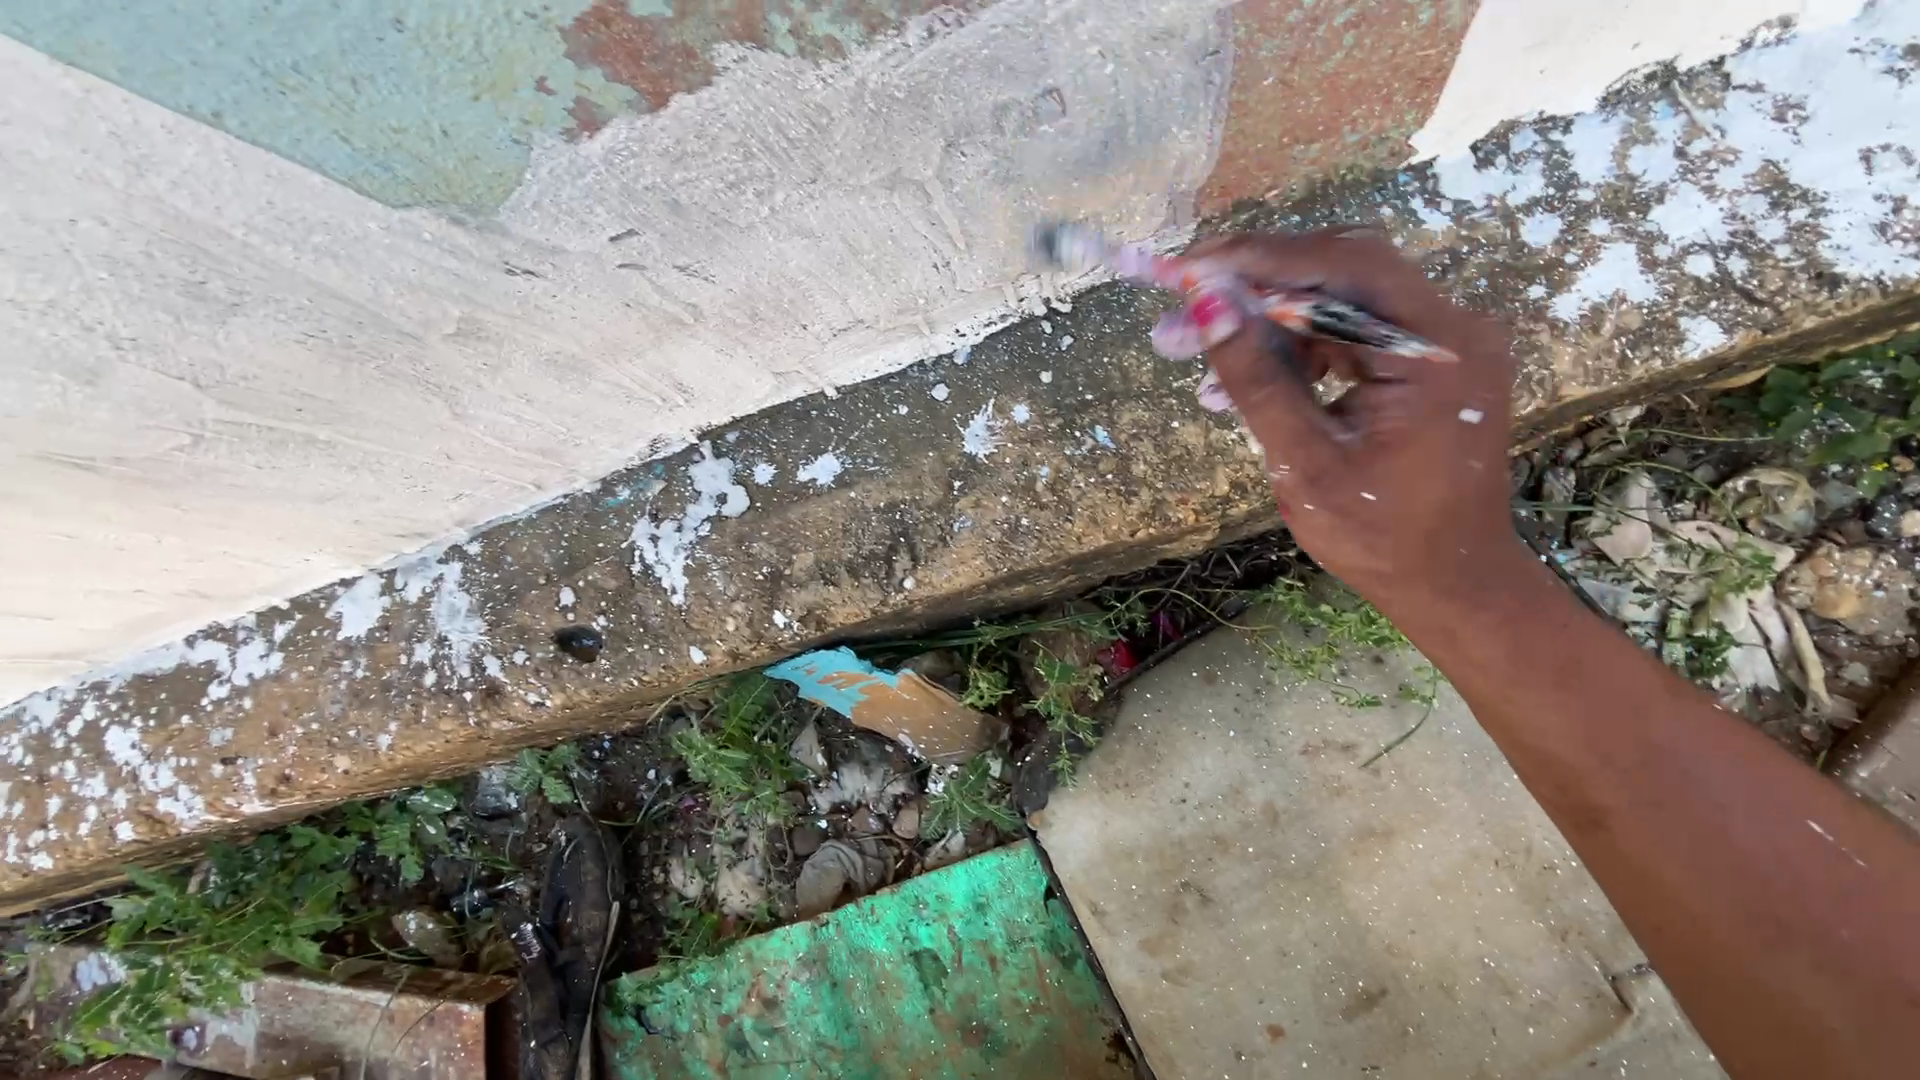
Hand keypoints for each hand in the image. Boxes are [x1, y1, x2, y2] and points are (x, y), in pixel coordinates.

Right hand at [1191, 229, 1523, 621]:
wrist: (1451, 582)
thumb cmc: (1379, 536)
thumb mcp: (1305, 462)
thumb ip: (1258, 379)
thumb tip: (1208, 307)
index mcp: (1433, 350)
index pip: (1342, 267)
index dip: (1258, 258)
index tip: (1187, 266)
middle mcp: (1449, 329)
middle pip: (1339, 273)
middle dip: (1250, 287)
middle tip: (1178, 313)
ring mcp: (1440, 344)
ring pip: (1336, 302)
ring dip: (1263, 321)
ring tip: (1190, 350)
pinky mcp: (1423, 364)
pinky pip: (1348, 334)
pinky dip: (1293, 348)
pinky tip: (1241, 378)